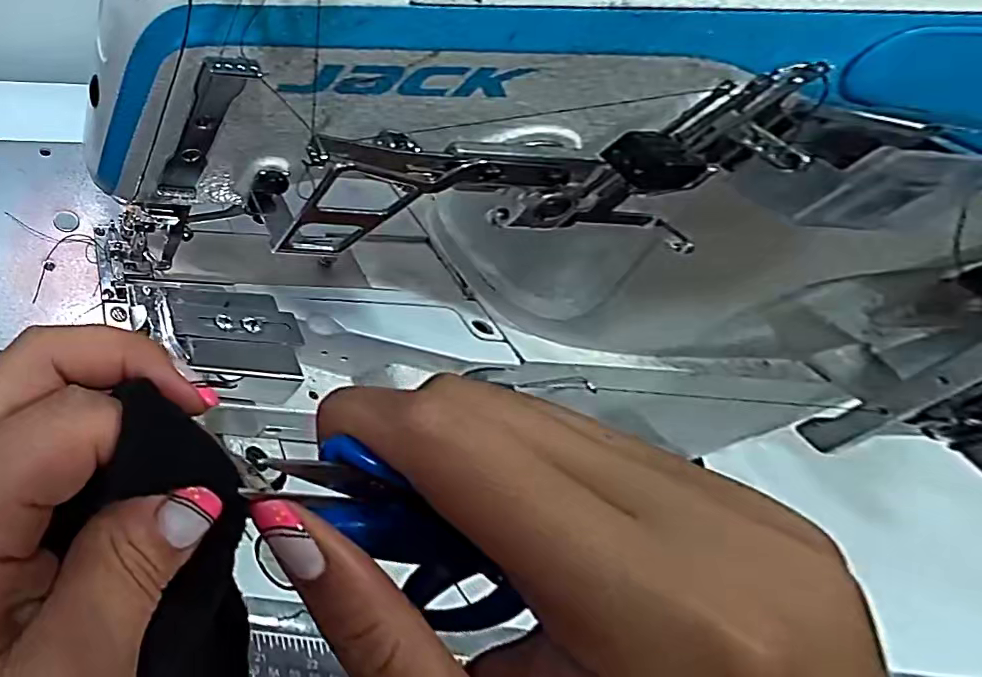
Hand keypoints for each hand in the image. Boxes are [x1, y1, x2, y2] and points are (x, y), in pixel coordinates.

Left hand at [0, 327, 220, 676]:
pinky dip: (87, 405)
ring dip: (107, 376)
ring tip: (168, 414)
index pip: (70, 415)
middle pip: (41, 357)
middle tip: (189, 399)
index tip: (200, 467)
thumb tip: (189, 498)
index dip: (144, 427)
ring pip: (36, 372)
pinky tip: (126, 441)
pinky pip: (32, 408)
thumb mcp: (63, 675)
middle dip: (122, 358)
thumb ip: (125, 578)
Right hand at [252, 374, 884, 676]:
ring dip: (459, 451)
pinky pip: (573, 430)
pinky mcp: (751, 503)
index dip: (361, 429)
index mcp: (665, 612)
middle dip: (403, 444)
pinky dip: (517, 462)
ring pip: (520, 407)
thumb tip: (280, 516)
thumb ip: (369, 624)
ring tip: (465, 537)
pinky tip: (530, 536)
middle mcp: (719, 535)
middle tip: (390, 522)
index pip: (453, 435)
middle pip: (478, 406)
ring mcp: (745, 511)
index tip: (330, 476)